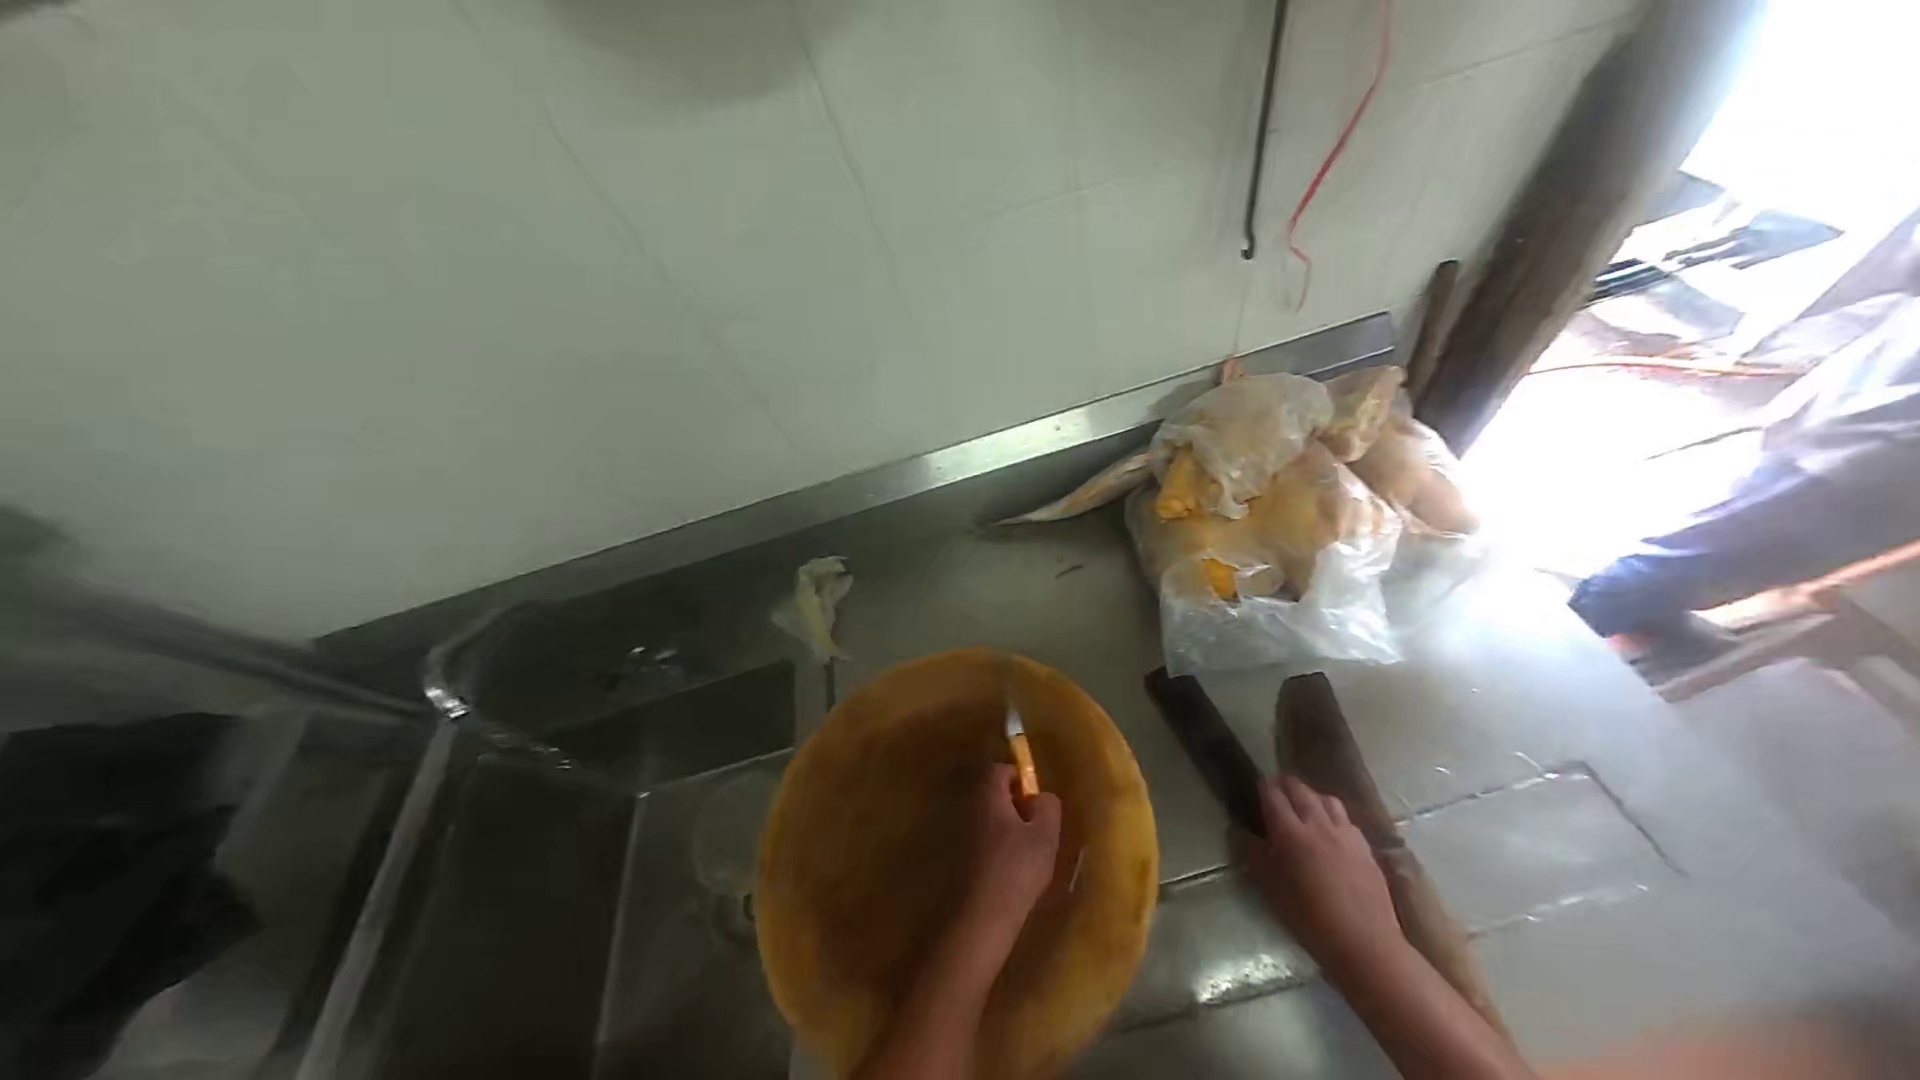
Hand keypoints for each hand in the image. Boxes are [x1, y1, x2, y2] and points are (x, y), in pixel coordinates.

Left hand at [961, 763, 1061, 935]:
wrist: (981, 915)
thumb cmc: (1017, 868)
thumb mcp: (1045, 834)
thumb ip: (1047, 806)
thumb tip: (1041, 796)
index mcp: (988, 795)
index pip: (999, 769)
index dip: (1020, 777)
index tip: (1036, 800)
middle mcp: (969, 808)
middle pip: (992, 793)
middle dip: (1015, 804)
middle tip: (1036, 827)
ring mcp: (960, 833)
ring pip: (987, 818)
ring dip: (1006, 827)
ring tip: (1026, 852)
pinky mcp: (958, 858)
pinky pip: (981, 840)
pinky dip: (996, 847)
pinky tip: (1010, 870)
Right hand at [1239, 776, 1401, 970]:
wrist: (1364, 943)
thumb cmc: (1308, 917)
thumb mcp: (1269, 887)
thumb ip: (1252, 853)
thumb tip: (1238, 831)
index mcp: (1290, 832)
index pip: (1273, 795)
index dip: (1263, 786)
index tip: (1257, 785)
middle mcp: (1318, 825)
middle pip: (1301, 790)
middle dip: (1286, 785)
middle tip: (1277, 791)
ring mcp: (1346, 835)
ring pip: (1328, 800)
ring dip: (1313, 796)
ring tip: (1306, 806)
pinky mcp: (1366, 849)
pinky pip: (1347, 820)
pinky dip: (1335, 816)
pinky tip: (1333, 831)